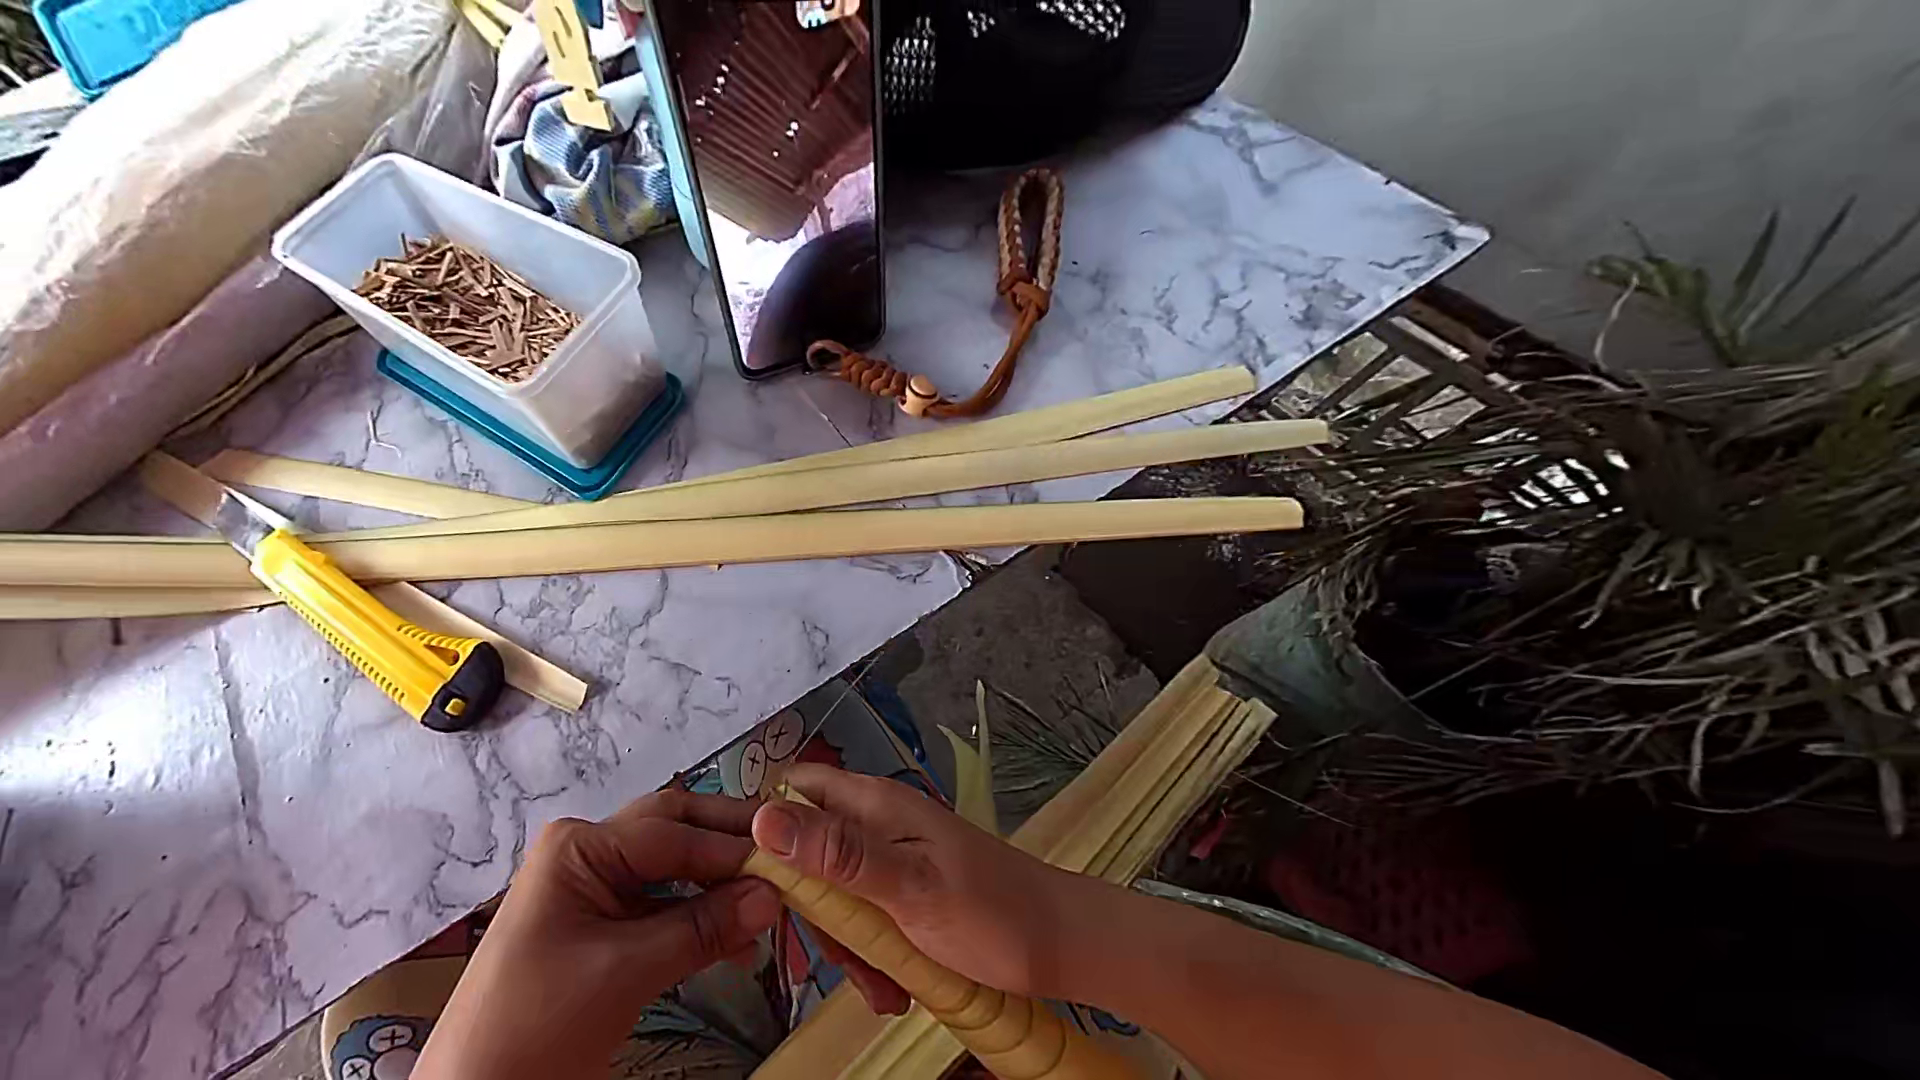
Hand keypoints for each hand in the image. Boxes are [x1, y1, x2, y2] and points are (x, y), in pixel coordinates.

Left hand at [414, 790, 781, 1079]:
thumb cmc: (532, 1031)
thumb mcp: (622, 975)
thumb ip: (702, 928)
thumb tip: (773, 896)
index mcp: (579, 847)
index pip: (672, 834)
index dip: (731, 849)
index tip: (784, 865)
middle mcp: (591, 852)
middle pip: (678, 830)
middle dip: (730, 845)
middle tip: (783, 855)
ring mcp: (600, 886)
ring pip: (679, 865)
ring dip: (722, 884)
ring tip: (769, 901)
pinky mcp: (610, 922)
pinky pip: (670, 903)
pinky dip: (705, 916)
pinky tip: (739, 937)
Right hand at [750, 763, 1101, 1013]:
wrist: (1055, 941)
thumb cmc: (989, 909)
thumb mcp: (908, 885)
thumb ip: (839, 853)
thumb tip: (765, 817)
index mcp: (873, 803)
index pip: (795, 790)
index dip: (766, 826)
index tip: (752, 885)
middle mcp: (876, 822)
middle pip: (806, 851)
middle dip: (811, 908)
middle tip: (837, 954)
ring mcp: (890, 857)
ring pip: (832, 893)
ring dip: (844, 942)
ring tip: (879, 980)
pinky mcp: (903, 890)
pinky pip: (862, 917)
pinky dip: (868, 952)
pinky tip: (892, 984)